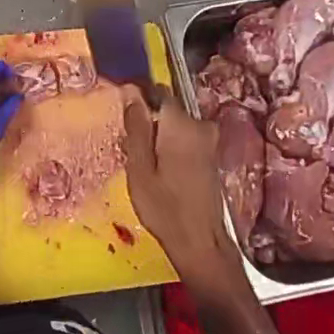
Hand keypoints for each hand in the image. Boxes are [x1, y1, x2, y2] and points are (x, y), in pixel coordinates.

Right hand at [121, 87, 244, 285]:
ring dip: (156, 138)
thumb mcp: (139, 167)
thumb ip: (136, 127)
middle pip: (166, 111)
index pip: (156, 93)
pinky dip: (168, 148)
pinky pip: (183, 139)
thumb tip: (131, 92)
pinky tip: (157, 172)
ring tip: (141, 165)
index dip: (137, 101)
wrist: (199, 241)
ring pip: (174, 126)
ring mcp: (209, 141)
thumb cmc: (163, 206)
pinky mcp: (211, 155)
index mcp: (181, 124)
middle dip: (146, 124)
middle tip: (128, 151)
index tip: (122, 120)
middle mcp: (200, 126)